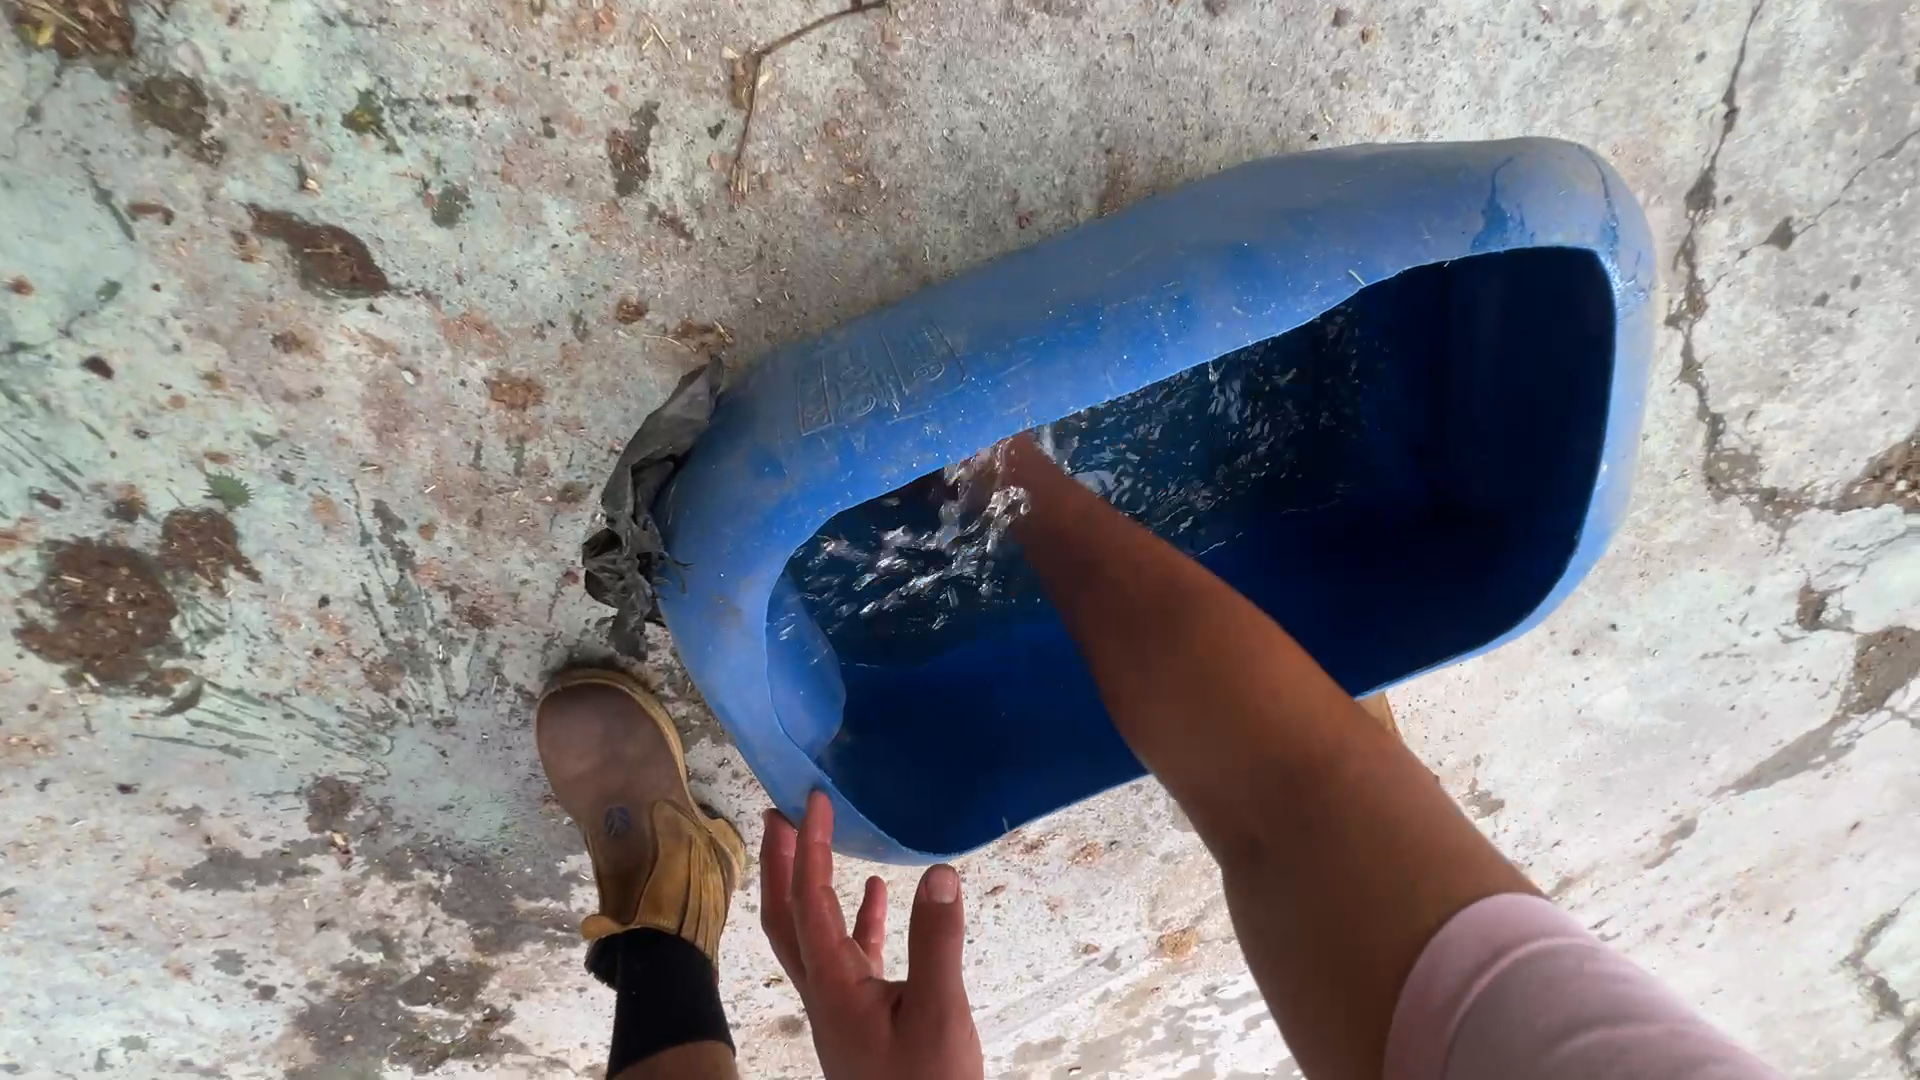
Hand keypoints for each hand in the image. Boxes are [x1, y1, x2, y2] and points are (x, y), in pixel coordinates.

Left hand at [759, 792, 983, 1079]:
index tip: (811, 800)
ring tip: (817, 839)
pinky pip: (850, 950)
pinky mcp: (866, 1013)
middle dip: (777, 862)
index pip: (807, 901)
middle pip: (784, 916)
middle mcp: (825, 989)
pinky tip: (876, 892)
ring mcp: (843, 1003)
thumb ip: (936, 942)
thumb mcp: (937, 1014)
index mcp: (832, 984)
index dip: (806, 846)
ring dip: (809, 882)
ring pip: (812, 931)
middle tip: (778, 813)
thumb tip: (938, 871)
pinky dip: (856, 914)